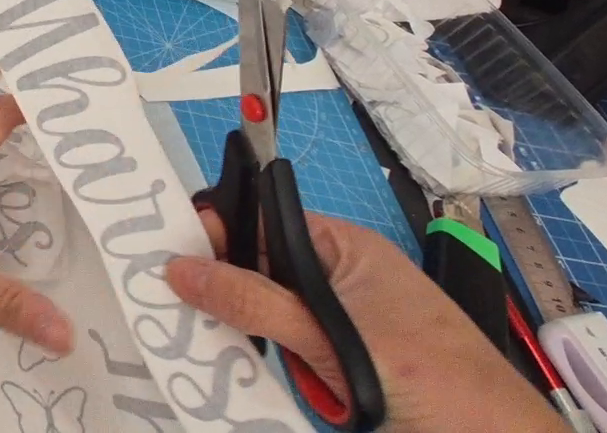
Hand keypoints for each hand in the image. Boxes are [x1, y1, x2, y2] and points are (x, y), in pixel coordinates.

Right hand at [167, 208, 567, 432]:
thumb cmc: (440, 387)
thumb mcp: (336, 338)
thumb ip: (254, 302)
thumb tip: (175, 268)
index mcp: (342, 247)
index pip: (257, 219)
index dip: (212, 232)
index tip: (165, 255)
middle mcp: (337, 276)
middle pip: (255, 266)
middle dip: (220, 287)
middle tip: (171, 302)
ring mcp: (341, 322)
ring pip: (264, 310)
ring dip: (241, 330)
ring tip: (202, 343)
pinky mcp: (342, 364)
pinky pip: (282, 348)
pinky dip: (261, 360)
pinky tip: (238, 371)